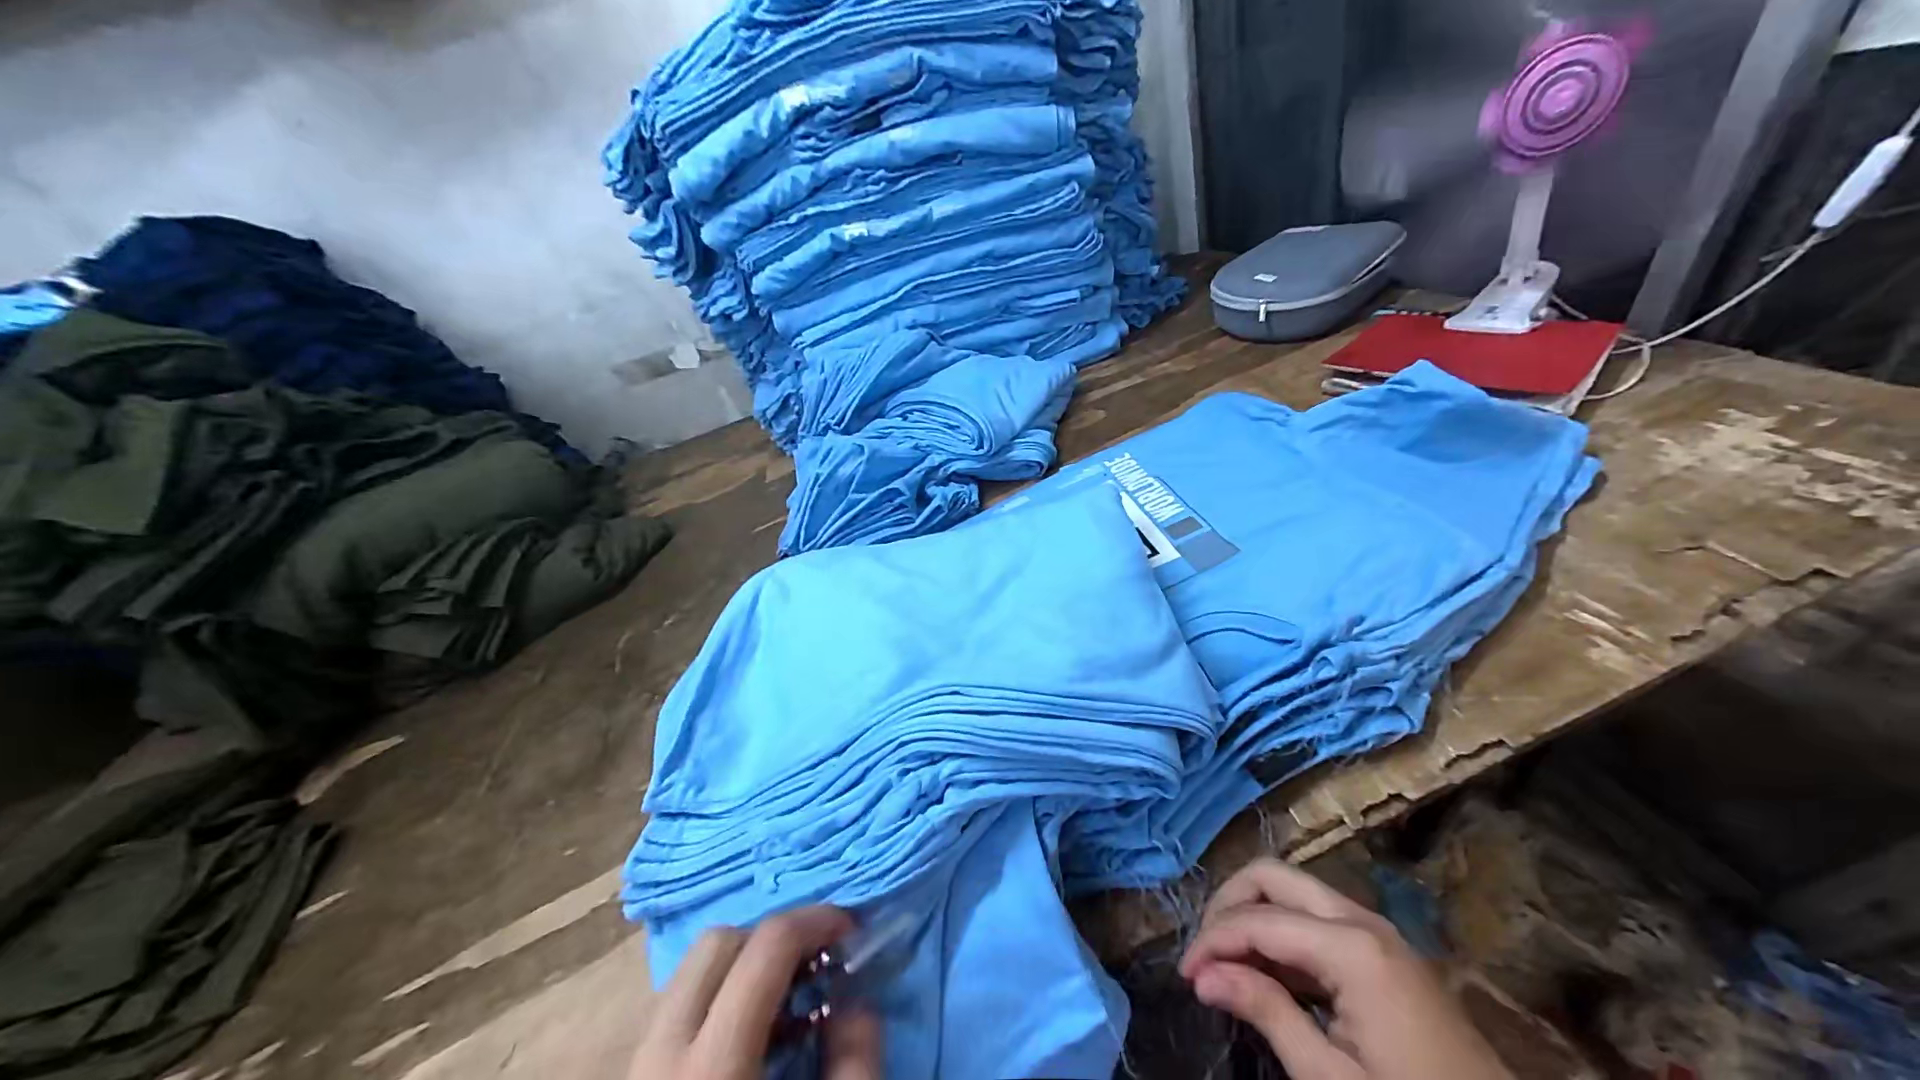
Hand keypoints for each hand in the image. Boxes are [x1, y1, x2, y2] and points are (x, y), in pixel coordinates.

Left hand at [631, 905, 882, 1079]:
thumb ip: (855, 1064)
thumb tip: (856, 1001)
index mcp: (711, 1068)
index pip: (764, 949)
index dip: (816, 921)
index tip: (852, 931)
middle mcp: (660, 1054)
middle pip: (717, 944)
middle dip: (775, 939)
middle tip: (819, 964)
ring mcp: (636, 1069)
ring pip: (691, 974)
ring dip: (746, 968)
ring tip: (790, 1006)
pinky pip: (678, 1011)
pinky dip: (721, 1000)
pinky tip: (753, 1042)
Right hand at [1181, 859, 1511, 1079]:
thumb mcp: (1332, 1078)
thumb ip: (1265, 1013)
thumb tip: (1203, 975)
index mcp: (1351, 946)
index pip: (1256, 919)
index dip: (1211, 942)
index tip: (1185, 977)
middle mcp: (1361, 920)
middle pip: (1272, 877)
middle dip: (1228, 905)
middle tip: (1205, 954)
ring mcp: (1376, 932)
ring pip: (1293, 891)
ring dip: (1252, 915)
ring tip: (1227, 964)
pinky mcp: (1383, 951)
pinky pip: (1315, 918)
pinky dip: (1280, 931)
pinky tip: (1267, 973)